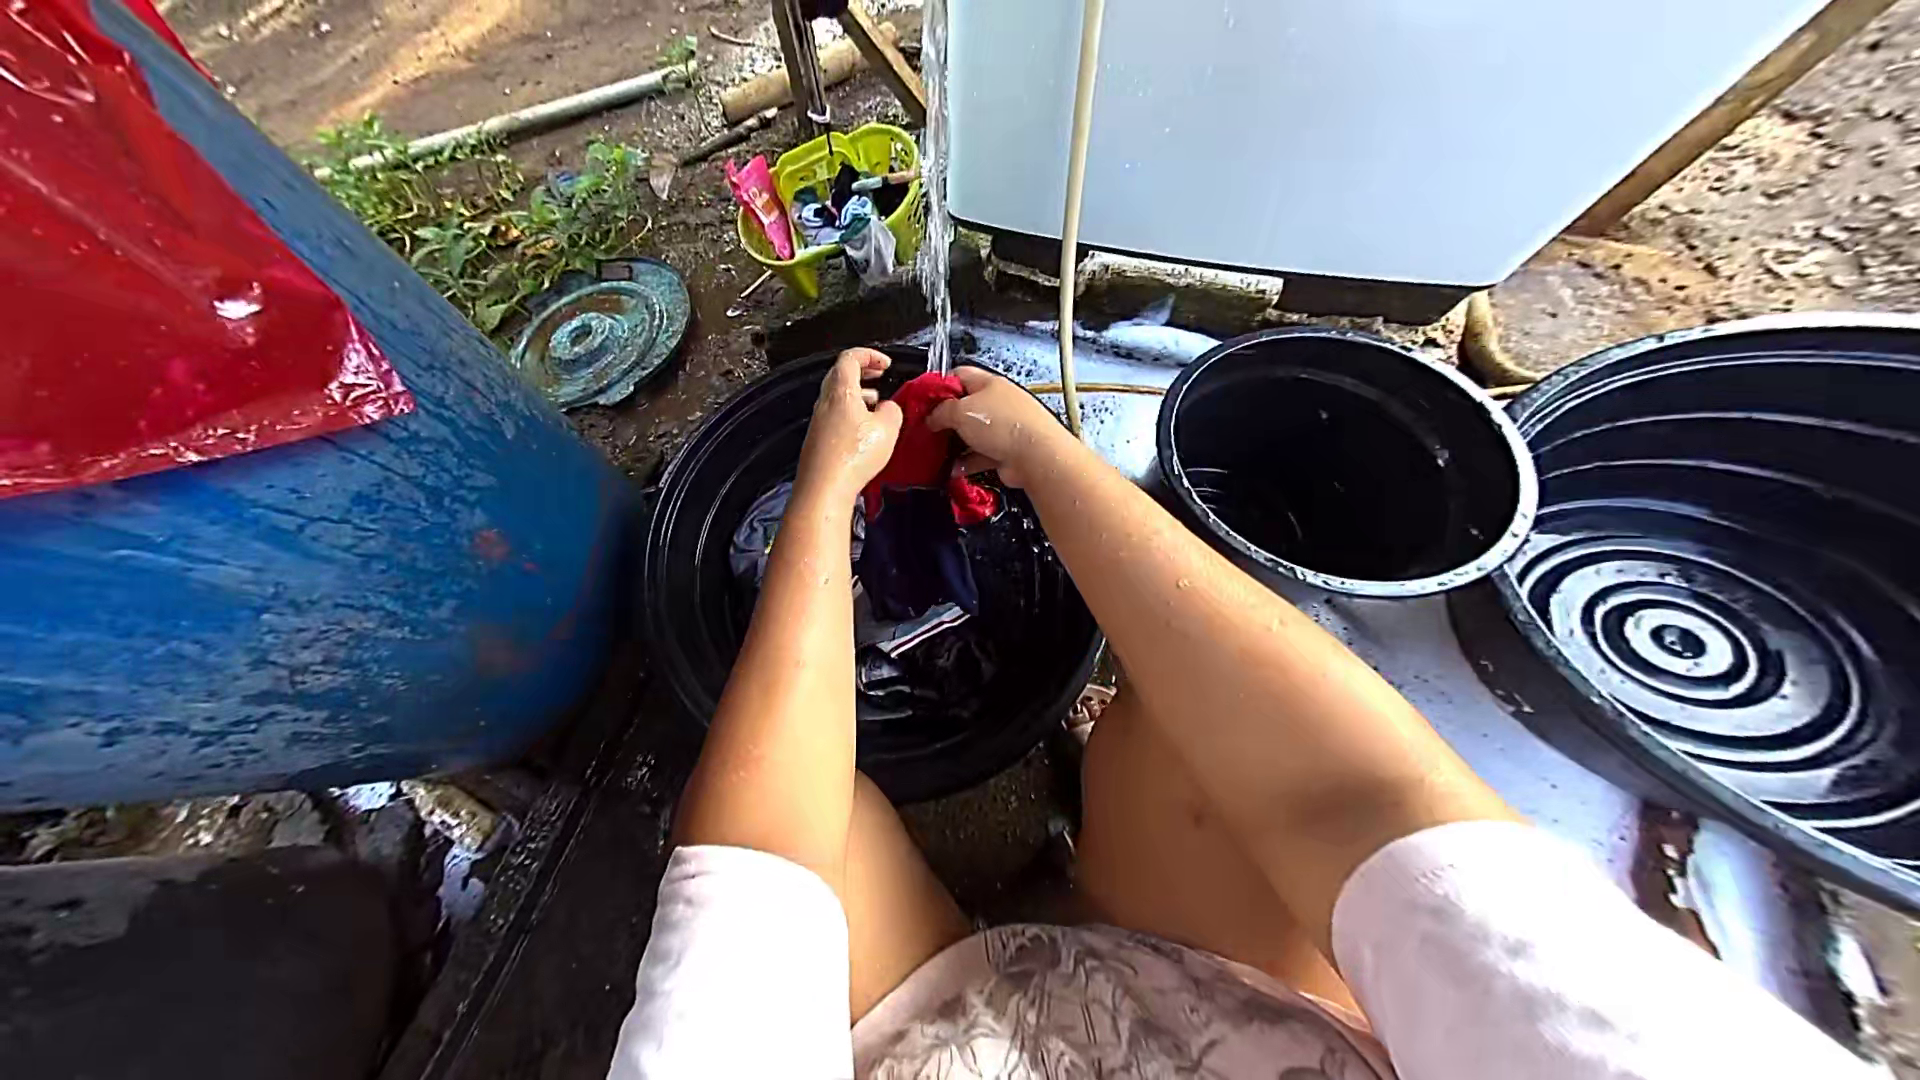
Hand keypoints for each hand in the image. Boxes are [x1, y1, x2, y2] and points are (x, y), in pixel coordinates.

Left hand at [794, 348, 903, 504]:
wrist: (824, 487)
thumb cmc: (851, 457)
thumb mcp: (888, 428)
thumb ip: (893, 410)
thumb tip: (889, 408)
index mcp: (841, 391)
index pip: (851, 357)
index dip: (870, 354)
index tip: (884, 362)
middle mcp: (825, 402)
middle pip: (840, 374)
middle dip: (862, 371)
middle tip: (879, 374)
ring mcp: (819, 421)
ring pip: (837, 396)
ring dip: (857, 394)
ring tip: (875, 403)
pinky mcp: (818, 440)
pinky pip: (835, 417)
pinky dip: (850, 414)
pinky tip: (864, 431)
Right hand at [926, 365, 1072, 487]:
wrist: (1036, 457)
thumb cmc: (1006, 426)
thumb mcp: (961, 412)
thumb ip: (941, 411)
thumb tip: (932, 417)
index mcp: (989, 384)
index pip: (959, 376)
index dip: (939, 386)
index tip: (924, 400)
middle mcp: (998, 404)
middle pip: (963, 408)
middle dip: (945, 419)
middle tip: (929, 428)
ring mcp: (1004, 429)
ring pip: (971, 435)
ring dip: (955, 445)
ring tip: (938, 452)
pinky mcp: (1005, 453)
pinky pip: (980, 456)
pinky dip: (966, 463)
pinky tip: (954, 468)